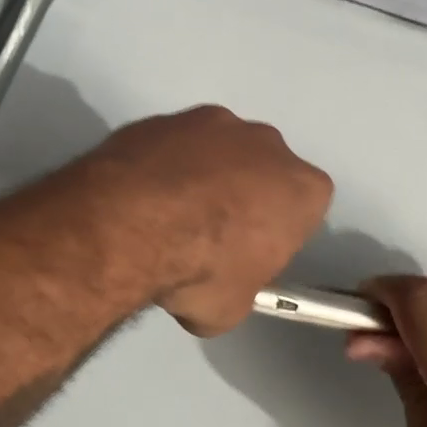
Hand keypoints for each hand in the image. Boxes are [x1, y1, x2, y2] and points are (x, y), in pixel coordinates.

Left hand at [31, 104, 332, 335]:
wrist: (125, 224)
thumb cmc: (197, 269)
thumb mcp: (228, 307)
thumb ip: (232, 291)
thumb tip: (205, 297)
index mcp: (301, 188)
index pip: (297, 210)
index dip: (267, 235)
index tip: (238, 254)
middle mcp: (261, 143)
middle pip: (254, 171)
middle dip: (231, 195)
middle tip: (194, 232)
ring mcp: (202, 122)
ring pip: (204, 151)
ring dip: (187, 174)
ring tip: (154, 212)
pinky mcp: (152, 120)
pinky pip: (159, 146)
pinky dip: (149, 166)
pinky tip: (128, 195)